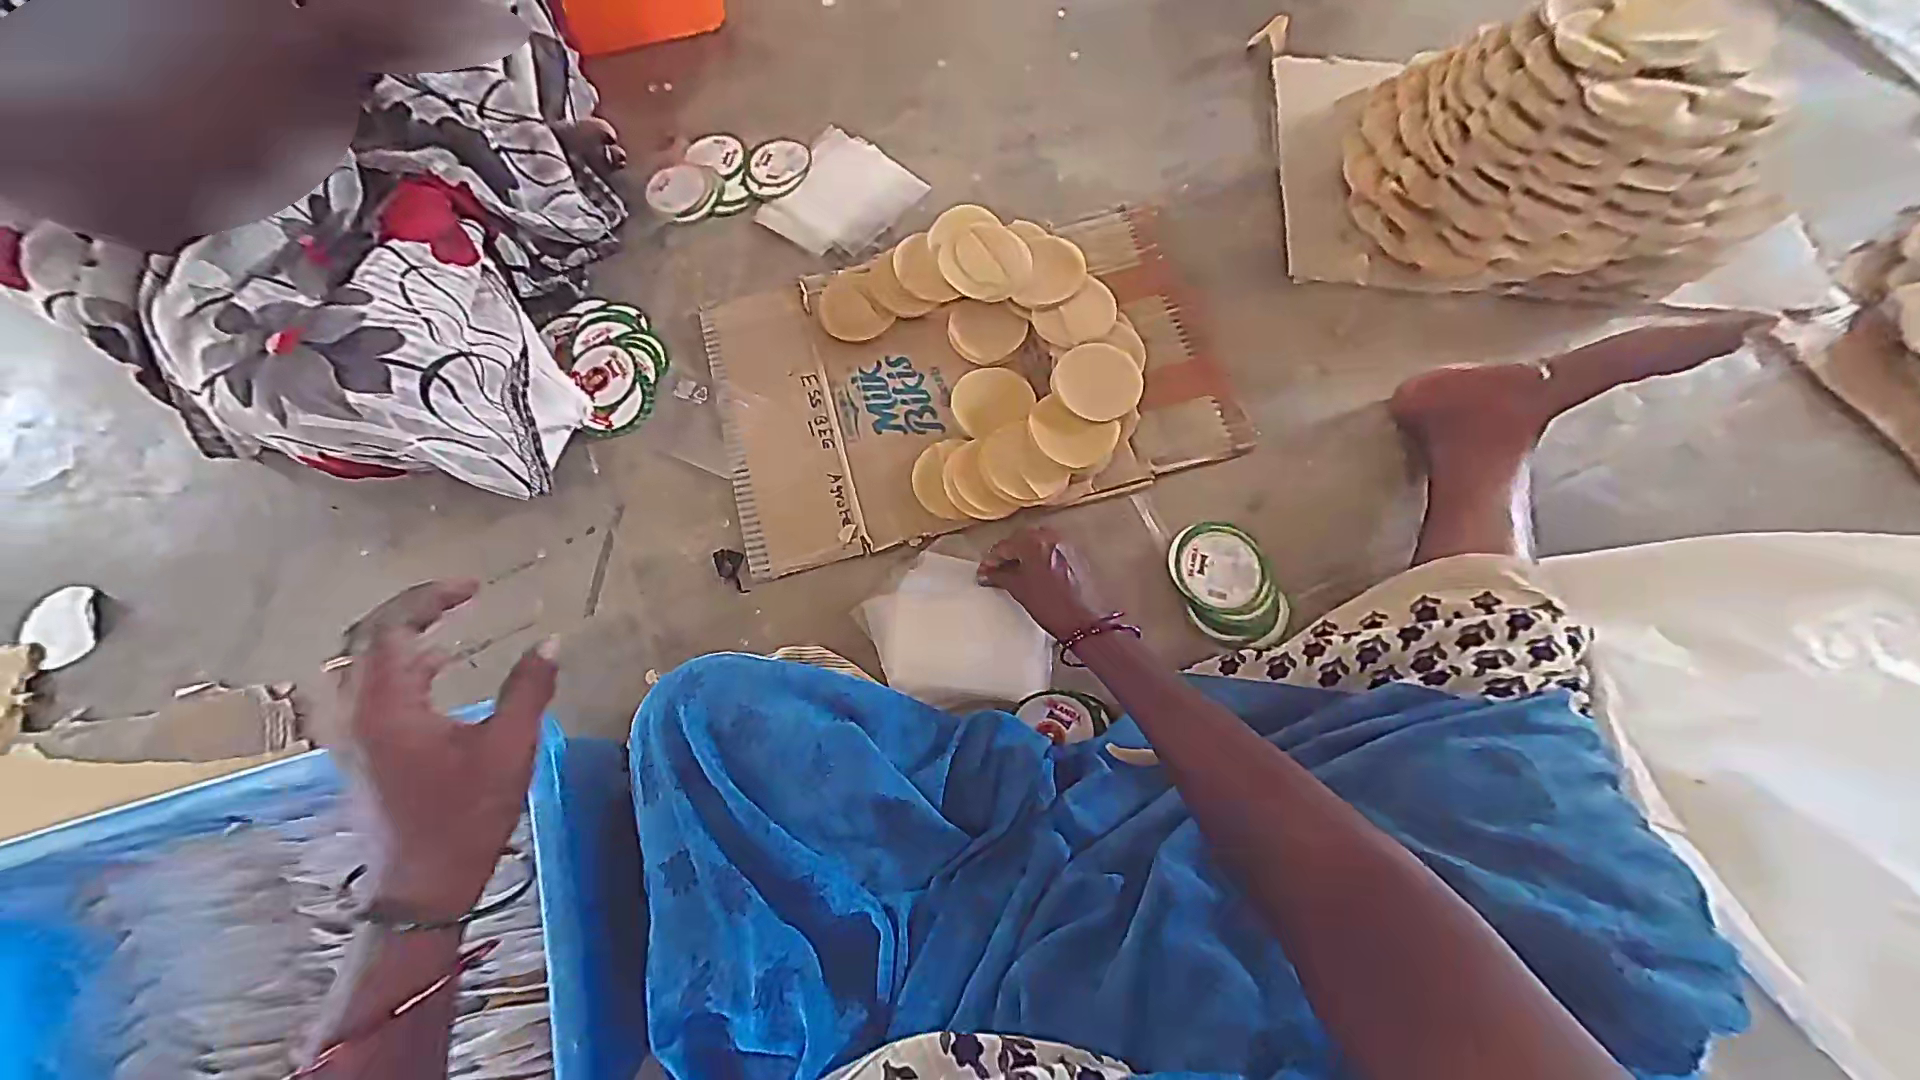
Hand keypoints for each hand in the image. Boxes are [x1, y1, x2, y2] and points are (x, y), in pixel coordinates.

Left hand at [324, 581, 557, 920]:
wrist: (423, 880)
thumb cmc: (468, 811)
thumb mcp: (510, 745)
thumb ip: (529, 688)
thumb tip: (550, 642)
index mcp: (388, 708)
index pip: (391, 630)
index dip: (429, 599)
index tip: (473, 588)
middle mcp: (355, 715)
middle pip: (363, 640)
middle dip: (409, 610)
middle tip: (457, 597)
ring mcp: (350, 735)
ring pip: (357, 663)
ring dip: (398, 635)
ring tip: (447, 622)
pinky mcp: (358, 750)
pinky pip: (364, 687)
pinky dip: (396, 663)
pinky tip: (436, 668)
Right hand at [978, 527, 1105, 639]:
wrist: (1085, 621)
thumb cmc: (1049, 605)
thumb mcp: (1018, 589)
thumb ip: (998, 576)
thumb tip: (984, 573)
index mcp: (1033, 542)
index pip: (1004, 546)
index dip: (990, 560)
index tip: (983, 573)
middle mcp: (1050, 536)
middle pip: (1021, 539)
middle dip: (1007, 553)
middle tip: (997, 570)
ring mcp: (1065, 544)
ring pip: (1037, 542)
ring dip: (1024, 553)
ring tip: (1016, 571)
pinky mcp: (1076, 553)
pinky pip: (1051, 548)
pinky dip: (1040, 556)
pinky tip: (1035, 571)